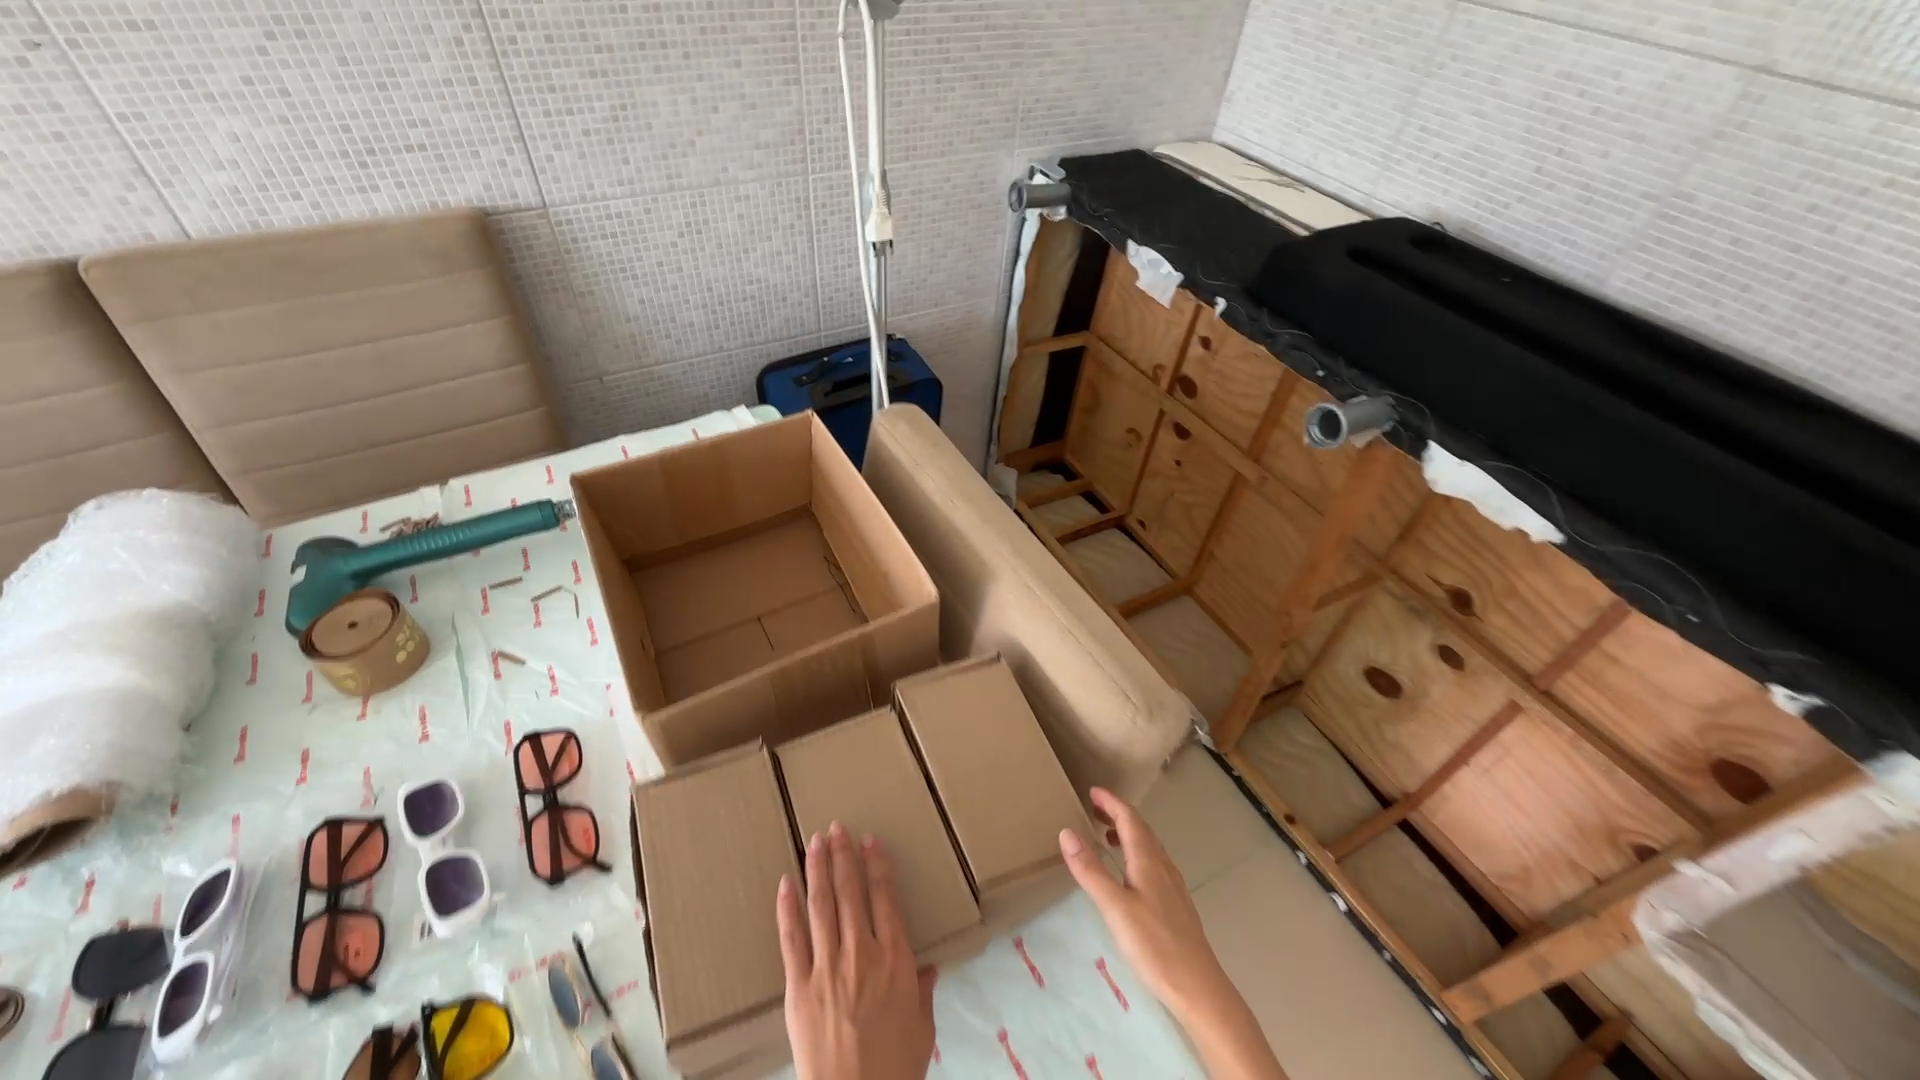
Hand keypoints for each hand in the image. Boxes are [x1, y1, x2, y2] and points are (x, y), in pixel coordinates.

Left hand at [778, 821, 937, 1079]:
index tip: (871, 840)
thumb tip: (930, 967)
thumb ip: (923, 990)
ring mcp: (827, 966)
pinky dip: (787, 907)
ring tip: (814, 842)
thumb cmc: (896, 1065)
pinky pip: (791, 938)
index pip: (885, 898)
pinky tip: (785, 883)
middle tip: (837, 827)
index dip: (877, 865)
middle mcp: (861, 952)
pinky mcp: (798, 986)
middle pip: (850, 892)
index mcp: (896, 959)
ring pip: (820, 905)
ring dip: (817, 868)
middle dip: (844, 856)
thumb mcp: (923, 1026)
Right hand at [1059, 787, 1228, 1014]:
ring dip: (1127, 834)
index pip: (1129, 819)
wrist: (1196, 985)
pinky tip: (1127, 874)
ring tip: (1105, 836)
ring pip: (1148, 847)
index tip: (1092, 790)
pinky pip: (1153, 864)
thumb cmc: (1153, 944)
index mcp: (1148, 860)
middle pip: (1141, 830)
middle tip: (1093, 808)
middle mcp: (1162, 866)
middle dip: (1118, 814)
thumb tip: (1067, 832)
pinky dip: (1135, 854)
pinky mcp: (1174, 903)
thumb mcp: (1114, 907)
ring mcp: (1171, 885)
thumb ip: (1090, 870)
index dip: (1111, 802)